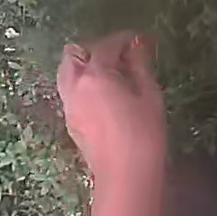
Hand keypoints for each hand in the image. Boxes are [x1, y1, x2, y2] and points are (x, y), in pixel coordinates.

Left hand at [56, 31, 166, 187]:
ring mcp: (69, 104)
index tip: (141, 41)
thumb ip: (140, 64)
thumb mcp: (149, 94)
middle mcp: (74, 86)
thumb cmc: (144, 133)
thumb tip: (138, 45)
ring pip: (67, 72)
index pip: (107, 44)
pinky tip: (105, 95)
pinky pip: (70, 91)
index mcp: (95, 74)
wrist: (126, 176)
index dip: (125, 39)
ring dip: (85, 65)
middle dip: (96, 49)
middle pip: (74, 53)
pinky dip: (83, 84)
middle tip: (121, 57)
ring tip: (111, 75)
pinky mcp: (70, 121)